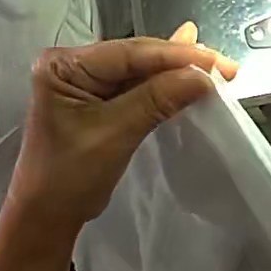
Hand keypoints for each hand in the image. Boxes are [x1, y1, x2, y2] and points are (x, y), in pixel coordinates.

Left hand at [0, 24, 236, 270]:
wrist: (47, 217)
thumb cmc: (69, 177)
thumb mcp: (115, 134)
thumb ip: (157, 99)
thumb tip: (203, 77)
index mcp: (65, 65)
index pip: (129, 53)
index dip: (175, 55)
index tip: (215, 62)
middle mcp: (73, 64)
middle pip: (136, 57)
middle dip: (180, 62)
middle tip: (224, 67)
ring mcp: (86, 80)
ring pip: (140, 70)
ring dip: (177, 72)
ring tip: (215, 66)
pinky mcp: (98, 98)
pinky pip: (137, 86)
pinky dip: (164, 85)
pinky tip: (189, 71)